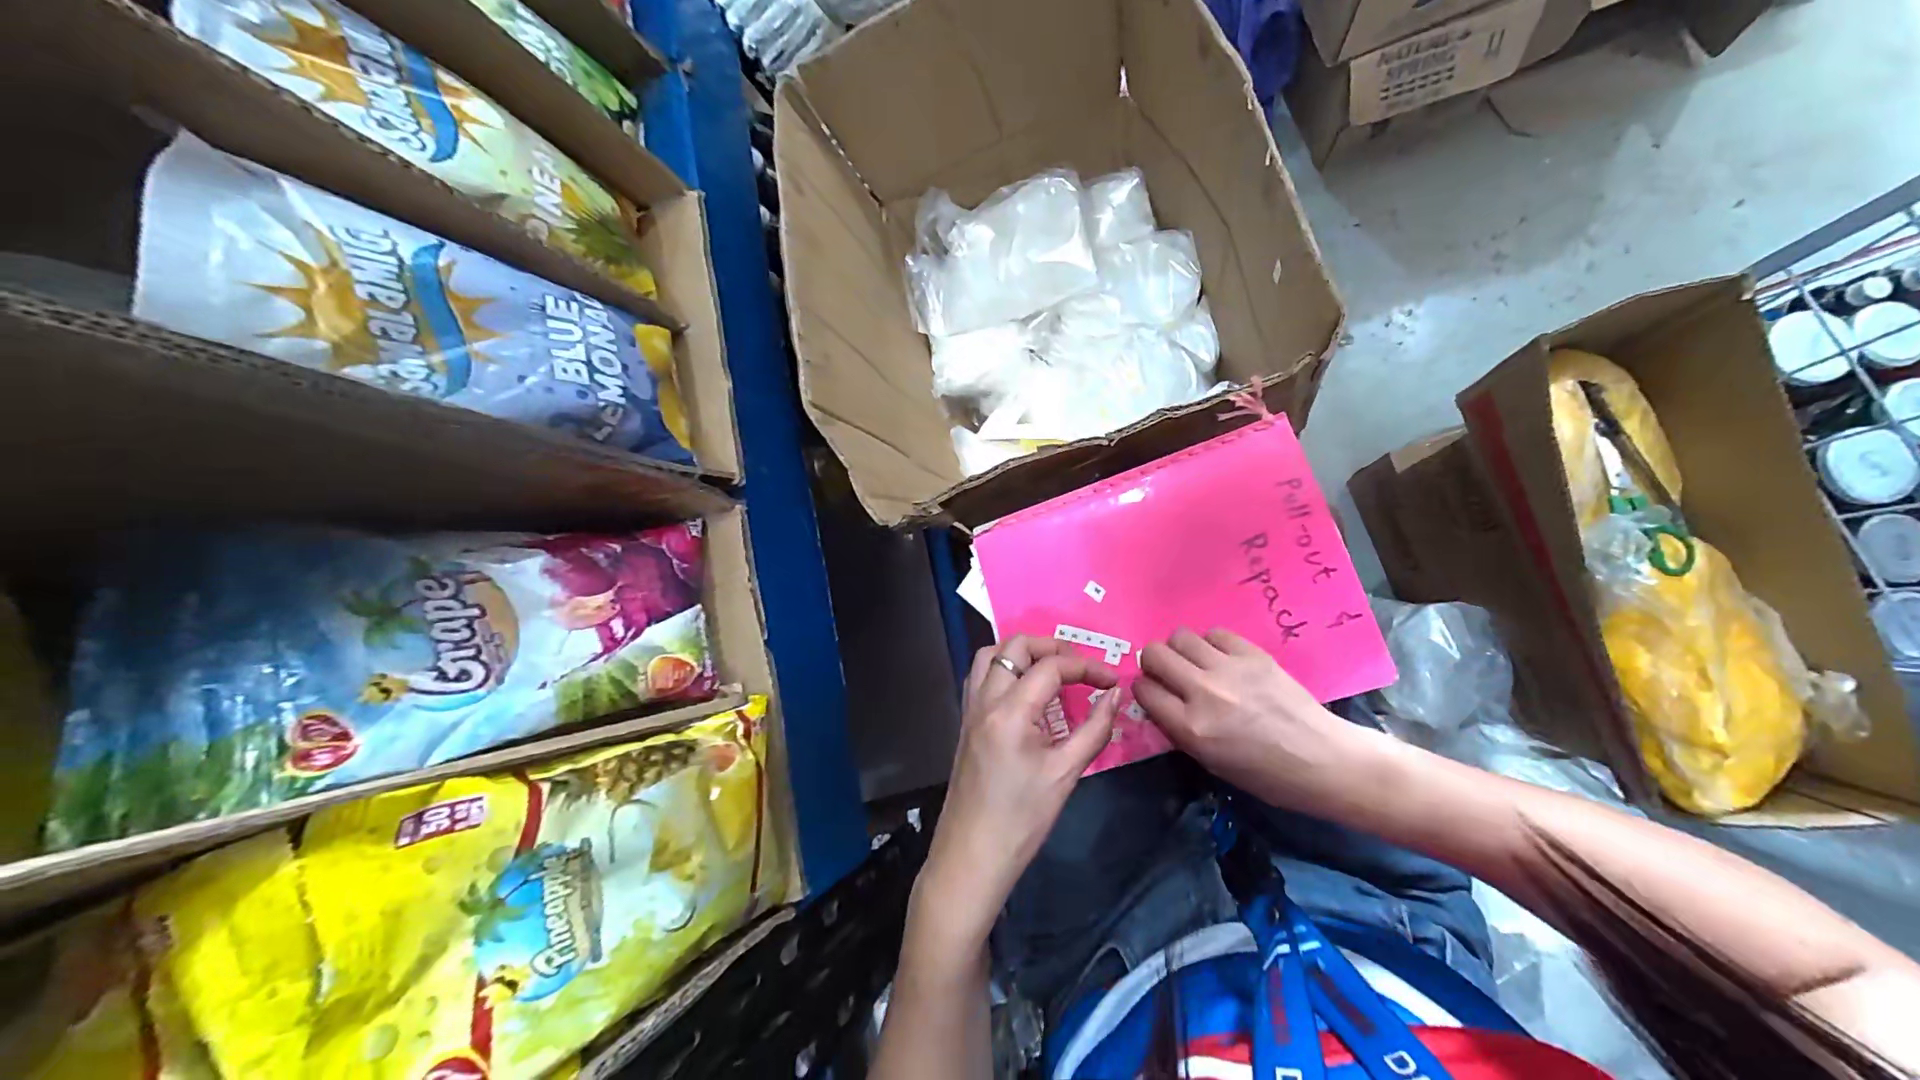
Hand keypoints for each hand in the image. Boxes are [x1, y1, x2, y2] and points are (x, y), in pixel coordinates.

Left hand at [917, 636, 1120, 949]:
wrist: (972, 856)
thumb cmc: (1023, 820)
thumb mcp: (1066, 774)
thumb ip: (1094, 729)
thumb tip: (1114, 695)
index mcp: (1010, 711)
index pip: (1051, 667)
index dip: (1087, 667)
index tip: (1112, 681)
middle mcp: (984, 700)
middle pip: (1014, 646)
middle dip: (1052, 648)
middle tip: (1081, 668)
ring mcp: (970, 710)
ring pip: (990, 656)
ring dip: (1022, 654)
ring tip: (1052, 672)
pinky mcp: (965, 723)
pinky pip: (980, 677)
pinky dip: (1004, 670)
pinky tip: (1026, 693)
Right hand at [1135, 628, 1378, 814]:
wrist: (1323, 760)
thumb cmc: (1265, 775)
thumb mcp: (1209, 762)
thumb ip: (1179, 728)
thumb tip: (1161, 701)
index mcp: (1191, 727)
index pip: (1144, 690)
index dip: (1144, 689)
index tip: (1153, 693)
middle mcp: (1204, 693)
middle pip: (1155, 654)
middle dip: (1153, 662)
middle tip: (1168, 673)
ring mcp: (1230, 670)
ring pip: (1181, 636)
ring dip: (1180, 649)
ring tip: (1195, 663)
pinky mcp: (1253, 655)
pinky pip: (1215, 634)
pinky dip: (1211, 644)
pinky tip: (1222, 659)